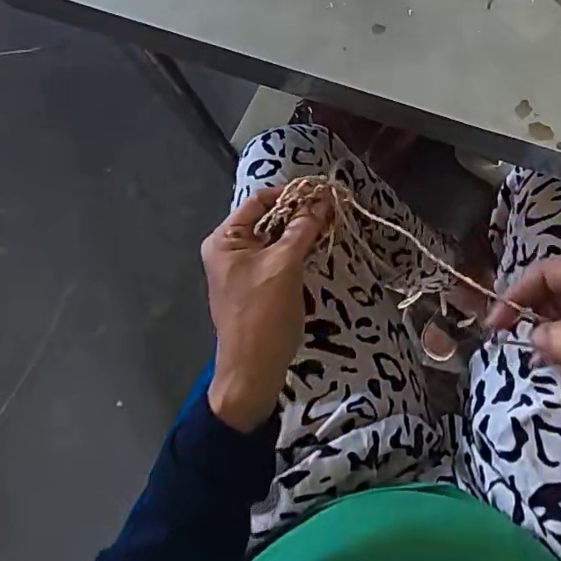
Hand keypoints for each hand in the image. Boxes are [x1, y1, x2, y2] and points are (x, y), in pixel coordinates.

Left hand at [201, 188, 329, 431]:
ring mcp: (248, 266)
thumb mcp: (285, 264)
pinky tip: (323, 241)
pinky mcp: (263, 281)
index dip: (291, 193)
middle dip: (302, 210)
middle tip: (334, 205)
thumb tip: (324, 199)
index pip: (260, 201)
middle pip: (271, 217)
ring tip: (334, 220)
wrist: (254, 369)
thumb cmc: (262, 314)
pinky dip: (302, 245)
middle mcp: (233, 248)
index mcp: (226, 239)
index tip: (323, 191)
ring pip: (280, 235)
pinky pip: (283, 253)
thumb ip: (303, 228)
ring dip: (305, 228)